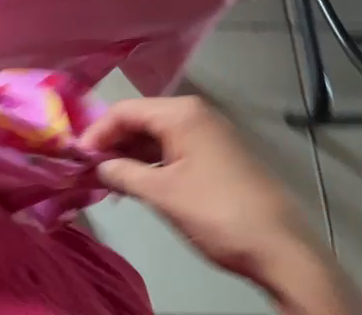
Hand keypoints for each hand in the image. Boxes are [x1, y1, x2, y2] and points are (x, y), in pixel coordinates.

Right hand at [81, 96, 319, 277]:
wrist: (285, 251)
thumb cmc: (218, 213)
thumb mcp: (163, 194)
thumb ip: (123, 173)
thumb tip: (96, 165)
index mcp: (181, 113)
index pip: (124, 111)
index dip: (97, 132)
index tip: (76, 156)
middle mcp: (196, 114)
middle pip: (141, 120)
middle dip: (114, 144)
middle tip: (90, 169)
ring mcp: (211, 135)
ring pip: (157, 136)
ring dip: (132, 156)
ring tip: (110, 180)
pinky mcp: (220, 156)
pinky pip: (175, 150)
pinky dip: (154, 164)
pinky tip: (140, 184)